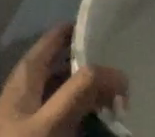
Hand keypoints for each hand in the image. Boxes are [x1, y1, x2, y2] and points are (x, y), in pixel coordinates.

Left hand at [0, 24, 127, 136]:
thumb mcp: (51, 121)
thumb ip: (82, 90)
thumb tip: (120, 75)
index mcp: (27, 73)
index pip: (60, 34)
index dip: (87, 27)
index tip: (117, 27)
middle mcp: (31, 85)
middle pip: (69, 59)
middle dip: (97, 59)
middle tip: (127, 61)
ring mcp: (35, 111)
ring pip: (72, 85)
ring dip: (96, 86)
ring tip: (123, 90)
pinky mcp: (42, 131)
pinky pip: (71, 110)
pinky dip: (89, 108)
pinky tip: (107, 115)